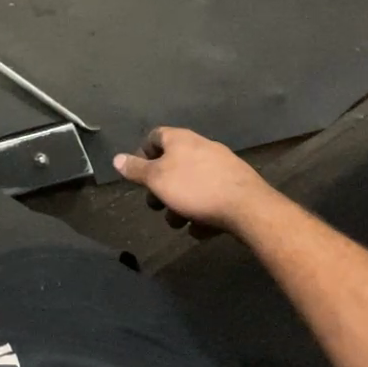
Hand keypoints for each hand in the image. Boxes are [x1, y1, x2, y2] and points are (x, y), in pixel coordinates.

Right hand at [112, 127, 281, 234]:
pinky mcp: (241, 187)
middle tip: (156, 205)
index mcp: (180, 139)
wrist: (251, 210)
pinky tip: (200, 230)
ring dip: (182, 203)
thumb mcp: (156, 180)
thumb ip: (135, 169)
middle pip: (174, 163)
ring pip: (194, 182)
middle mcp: (202, 146)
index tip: (140, 175)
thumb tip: (116, 159)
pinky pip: (214, 196)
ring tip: (178, 224)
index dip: (143, 154)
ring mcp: (225, 166)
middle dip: (162, 187)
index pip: (155, 137)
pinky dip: (204, 210)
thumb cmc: (195, 188)